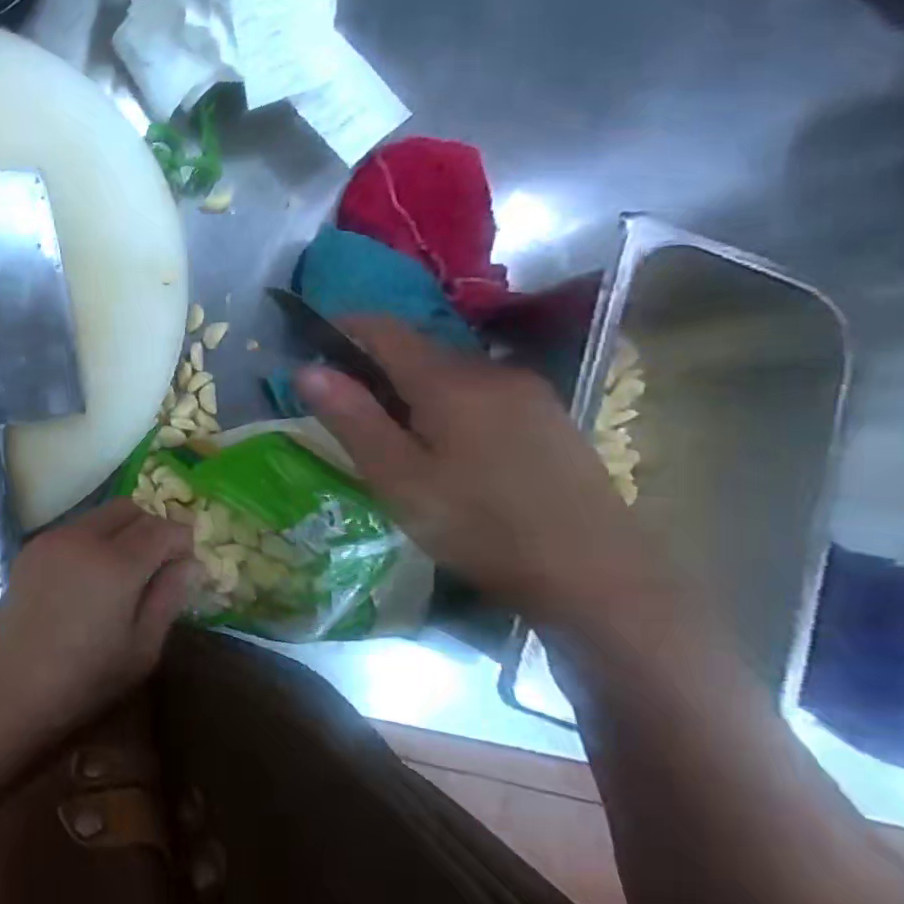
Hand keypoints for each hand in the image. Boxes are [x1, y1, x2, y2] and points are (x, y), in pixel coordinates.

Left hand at [0, 500, 195, 738]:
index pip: (161, 528)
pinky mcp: (32, 548)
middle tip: (158, 562)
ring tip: (123, 570)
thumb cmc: (86, 676)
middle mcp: (83, 538)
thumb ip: (169, 597)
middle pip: (129, 508)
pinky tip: (89, 575)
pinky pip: (73, 528)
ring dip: (121, 530)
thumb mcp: (143, 647)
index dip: (181, 539)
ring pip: (99, 514)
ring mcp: (53, 538)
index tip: (187, 561)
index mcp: (116, 564)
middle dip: (151, 526)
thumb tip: (190, 563)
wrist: (14, 685)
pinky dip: (92, 539)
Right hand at [296, 317, 673, 629]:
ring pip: (452, 373)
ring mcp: (528, 391)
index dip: (344, 328)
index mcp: (448, 380)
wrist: (597, 575)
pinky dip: (449, 404)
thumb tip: (306, 369)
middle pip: (419, 349)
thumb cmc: (478, 526)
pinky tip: (450, 450)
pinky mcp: (549, 416)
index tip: (313, 346)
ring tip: (396, 436)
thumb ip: (352, 418)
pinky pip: (482, 392)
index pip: (384, 329)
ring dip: (414, 387)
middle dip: (377, 366)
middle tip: (348, 409)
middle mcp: (490, 370)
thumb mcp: (397, 478)